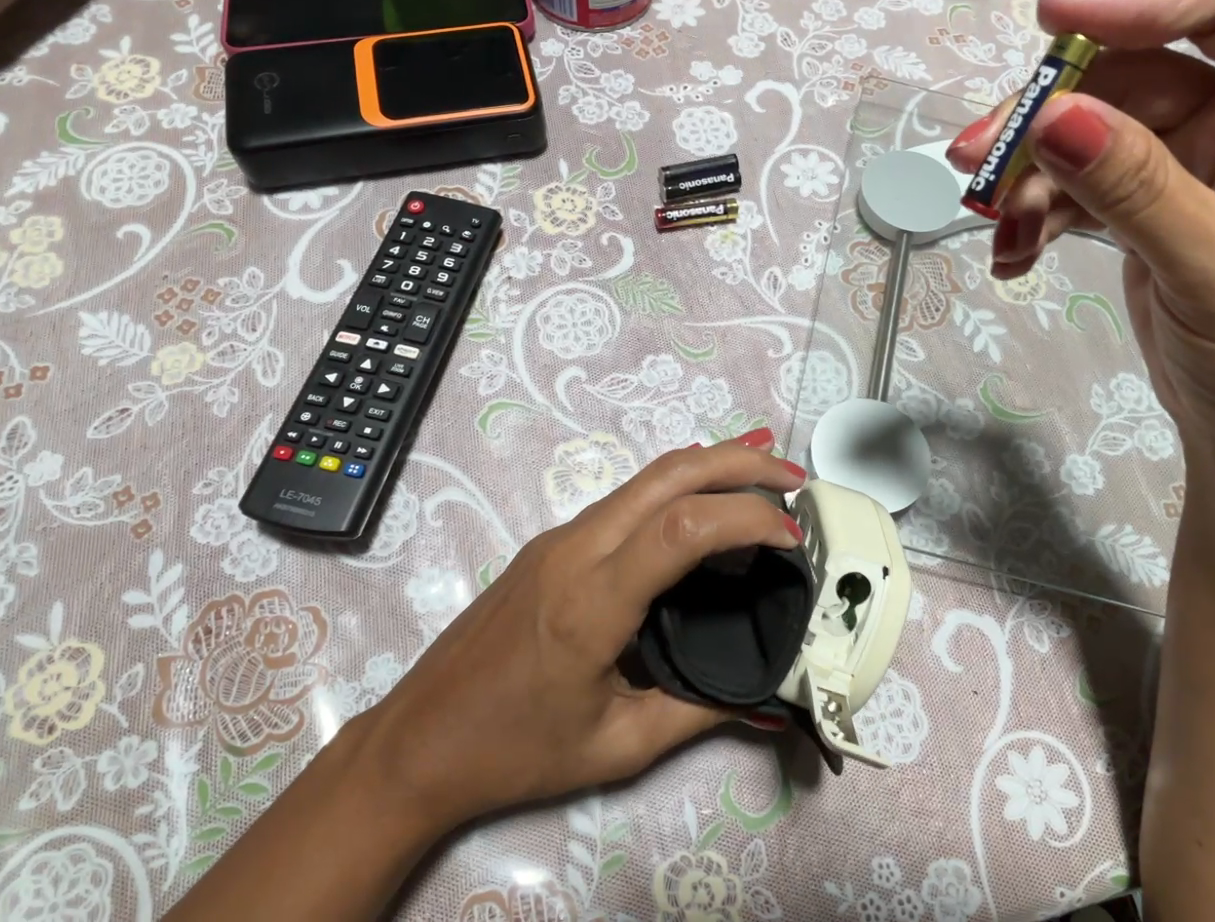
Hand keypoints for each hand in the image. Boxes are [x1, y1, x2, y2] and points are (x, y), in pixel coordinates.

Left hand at [353, 430, 806, 831]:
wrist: (419, 739)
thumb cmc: (514, 750)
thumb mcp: (617, 744)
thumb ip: (699, 712)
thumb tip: (767, 698)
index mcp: (589, 603)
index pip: (681, 528)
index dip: (746, 517)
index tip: (791, 538)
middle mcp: (573, 551)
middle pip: (667, 475)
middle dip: (739, 463)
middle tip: (795, 479)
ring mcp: (557, 540)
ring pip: (645, 478)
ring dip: (709, 466)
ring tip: (766, 480)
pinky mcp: (550, 545)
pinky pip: (625, 499)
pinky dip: (677, 487)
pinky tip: (705, 504)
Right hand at [947, 0, 1214, 456]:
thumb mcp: (1213, 266)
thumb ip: (1136, 187)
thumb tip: (1051, 115)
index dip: (1145, 0)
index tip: (1053, 23)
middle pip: (1132, 77)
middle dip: (1050, 114)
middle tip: (974, 156)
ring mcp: (1187, 170)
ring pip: (1088, 136)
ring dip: (1030, 176)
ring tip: (995, 227)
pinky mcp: (1141, 215)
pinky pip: (1074, 191)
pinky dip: (1034, 218)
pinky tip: (1011, 257)